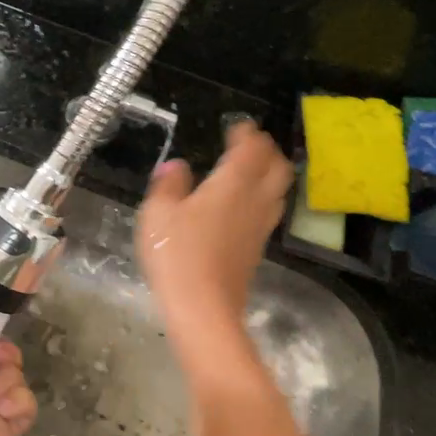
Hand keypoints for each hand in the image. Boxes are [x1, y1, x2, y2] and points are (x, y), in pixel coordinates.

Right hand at [137, 120, 295, 376]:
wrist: (204, 309)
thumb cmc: (177, 255)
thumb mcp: (158, 213)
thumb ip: (168, 185)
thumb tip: (176, 166)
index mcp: (232, 184)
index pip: (251, 148)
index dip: (247, 133)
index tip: (238, 126)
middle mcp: (255, 200)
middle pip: (277, 167)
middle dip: (267, 151)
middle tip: (251, 145)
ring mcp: (260, 227)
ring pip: (278, 191)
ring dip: (269, 174)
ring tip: (251, 171)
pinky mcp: (257, 250)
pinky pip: (268, 212)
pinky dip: (262, 198)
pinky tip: (243, 207)